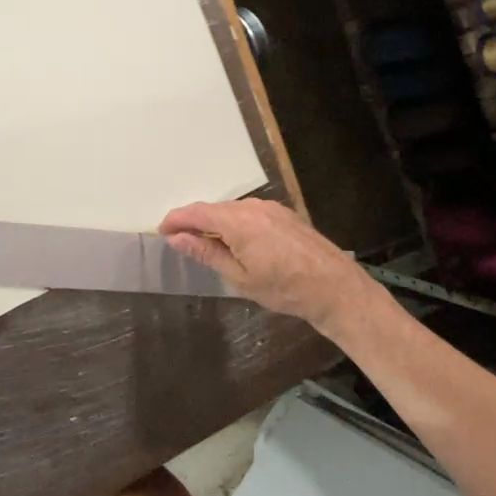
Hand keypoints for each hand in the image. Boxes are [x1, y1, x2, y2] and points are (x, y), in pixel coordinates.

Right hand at [158, 199, 375, 327]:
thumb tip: (178, 239)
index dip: (175, 220)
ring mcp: (271, 208)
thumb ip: (207, 253)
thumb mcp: (240, 277)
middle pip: (213, 209)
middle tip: (180, 242)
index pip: (196, 212)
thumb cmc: (283, 288)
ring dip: (215, 224)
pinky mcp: (284, 214)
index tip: (161, 232)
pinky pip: (249, 214)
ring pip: (232, 211)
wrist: (334, 287)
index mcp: (238, 221)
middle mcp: (252, 207)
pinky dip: (235, 224)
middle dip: (193, 222)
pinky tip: (236, 243)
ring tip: (206, 246)